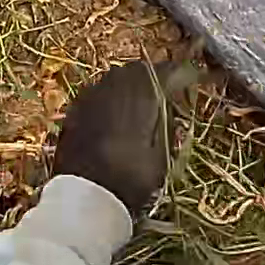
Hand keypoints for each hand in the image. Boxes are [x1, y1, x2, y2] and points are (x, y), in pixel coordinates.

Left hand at [52, 60, 196, 214]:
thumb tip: (170, 100)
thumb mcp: (161, 154)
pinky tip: (116, 110)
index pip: (163, 72)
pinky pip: (99, 90)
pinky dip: (112, 95)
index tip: (188, 78)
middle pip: (137, 69)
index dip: (178, 73)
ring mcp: (92, 96)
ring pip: (116, 77)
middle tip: (165, 87)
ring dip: (131, 82)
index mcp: (140, 96)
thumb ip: (166, 121)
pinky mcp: (76, 108)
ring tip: (142, 98)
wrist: (84, 196)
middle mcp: (115, 88)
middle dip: (153, 74)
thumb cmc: (131, 178)